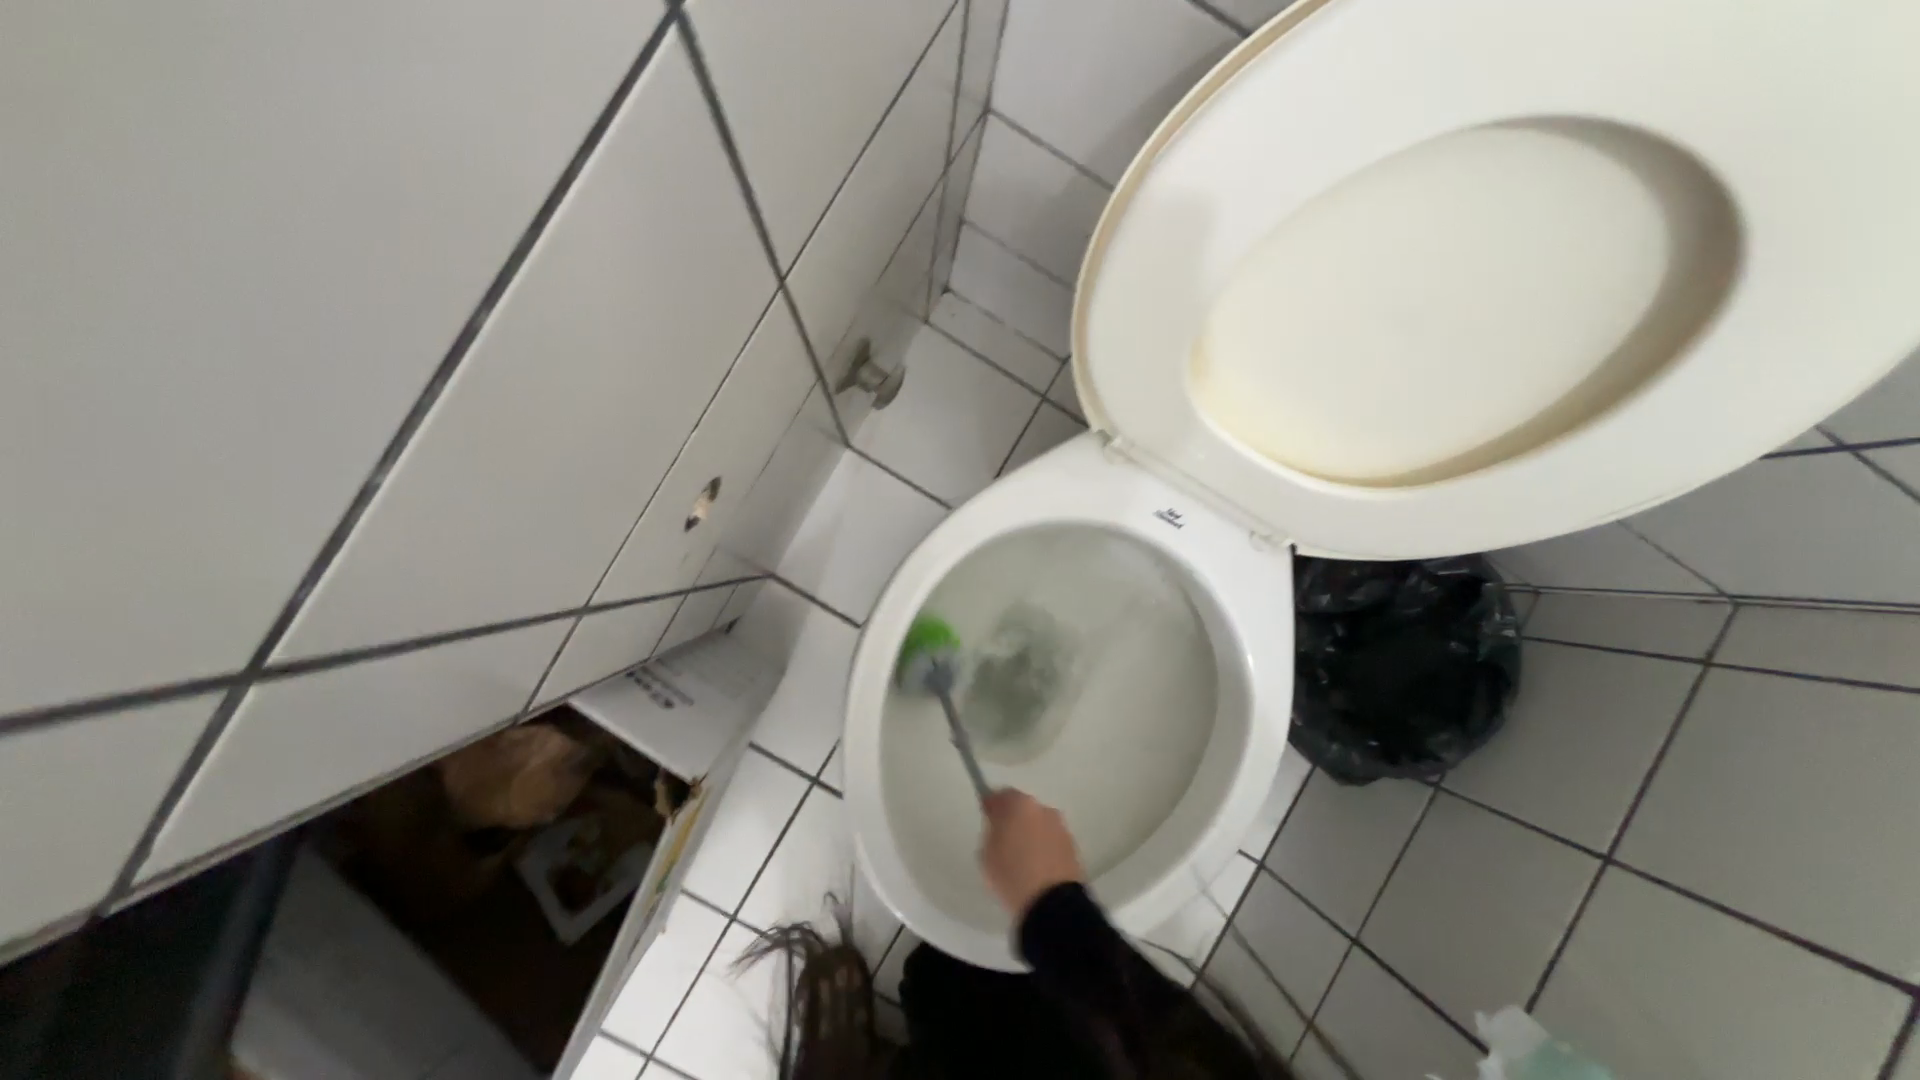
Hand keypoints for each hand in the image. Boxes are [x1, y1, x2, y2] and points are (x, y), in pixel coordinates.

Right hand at [979, 788, 1085, 917]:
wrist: (1053, 903)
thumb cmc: (1012, 874)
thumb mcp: (986, 853)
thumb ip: (991, 831)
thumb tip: (998, 824)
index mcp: (1019, 804)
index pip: (1002, 794)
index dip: (993, 806)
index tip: (987, 820)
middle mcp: (1043, 809)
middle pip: (1023, 808)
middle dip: (1013, 820)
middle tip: (1003, 841)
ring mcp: (1061, 828)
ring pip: (1039, 825)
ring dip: (1031, 834)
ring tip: (1021, 859)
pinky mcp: (1073, 848)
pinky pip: (1051, 841)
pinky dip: (1044, 849)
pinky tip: (1036, 868)